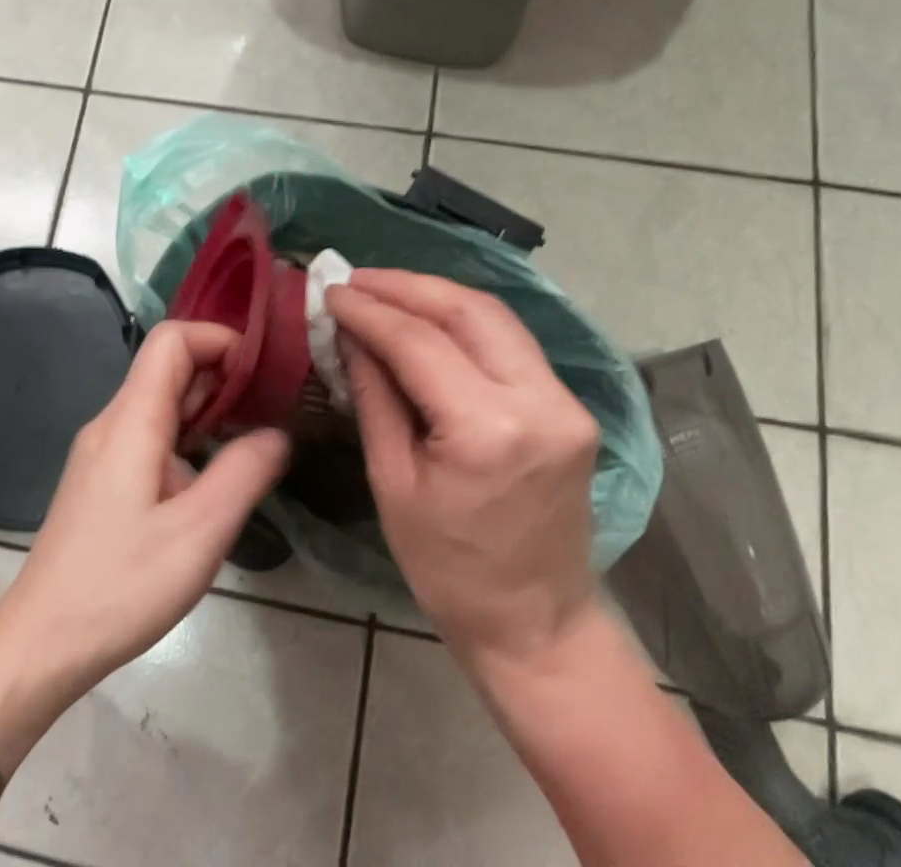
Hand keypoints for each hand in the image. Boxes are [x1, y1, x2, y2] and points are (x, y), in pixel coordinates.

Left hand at [0, 321, 290, 697]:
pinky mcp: (101, 483)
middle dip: (226, 374)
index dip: (222, 339)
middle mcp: (111, 426)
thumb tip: (278, 431)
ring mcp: (102, 455)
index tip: (271, 369)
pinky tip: (218, 471)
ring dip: (210, 408)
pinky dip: (189, 438)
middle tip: (282, 402)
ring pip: (159, 405)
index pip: (172, 341)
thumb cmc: (122, 585)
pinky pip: (149, 438)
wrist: (45, 639)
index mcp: (130, 423)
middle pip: (167, 369)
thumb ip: (244, 472)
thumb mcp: (199, 532)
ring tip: (261, 433)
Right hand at [327, 269, 599, 669]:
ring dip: (437, 296)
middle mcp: (540, 402)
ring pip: (497, 319)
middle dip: (406, 286)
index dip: (369, 310)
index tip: (329, 291)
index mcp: (488, 430)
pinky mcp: (571, 409)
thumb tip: (352, 337)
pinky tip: (426, 319)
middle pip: (470, 311)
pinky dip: (465, 323)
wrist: (532, 620)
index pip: (420, 342)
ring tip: (382, 290)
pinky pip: (512, 345)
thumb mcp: (392, 483)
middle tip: (354, 279)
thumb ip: (376, 398)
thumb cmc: (445, 568)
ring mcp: (565, 403)